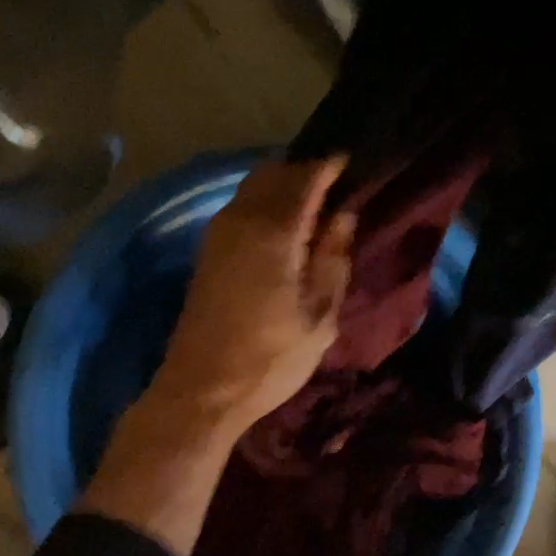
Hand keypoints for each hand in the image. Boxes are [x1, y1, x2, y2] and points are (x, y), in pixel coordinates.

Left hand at [149, 157, 356, 435]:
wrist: (203, 390)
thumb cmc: (270, 359)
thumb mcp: (319, 317)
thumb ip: (333, 260)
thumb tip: (342, 216)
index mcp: (274, 231)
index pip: (306, 177)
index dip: (331, 167)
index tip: (353, 165)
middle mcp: (240, 220)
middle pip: (274, 173)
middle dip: (304, 173)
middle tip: (335, 190)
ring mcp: (217, 235)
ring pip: (252, 189)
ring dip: (281, 188)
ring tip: (312, 210)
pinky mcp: (207, 253)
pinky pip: (240, 209)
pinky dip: (263, 206)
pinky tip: (283, 231)